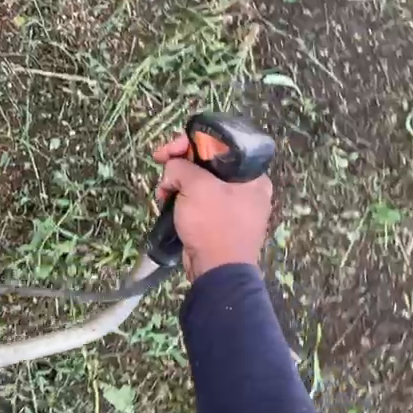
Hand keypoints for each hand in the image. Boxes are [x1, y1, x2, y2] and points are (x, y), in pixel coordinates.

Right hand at [153, 134, 273, 279]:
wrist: (218, 269)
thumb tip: (173, 168)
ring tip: (163, 194)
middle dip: (179, 165)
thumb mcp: (196, 186)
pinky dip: (181, 198)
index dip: (189, 144)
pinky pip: (197, 199)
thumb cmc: (213, 223)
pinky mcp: (219, 220)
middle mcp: (246, 188)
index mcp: (252, 176)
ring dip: (176, 183)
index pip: (218, 146)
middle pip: (206, 163)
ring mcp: (233, 205)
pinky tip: (168, 204)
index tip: (165, 151)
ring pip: (198, 181)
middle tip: (160, 167)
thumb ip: (182, 166)